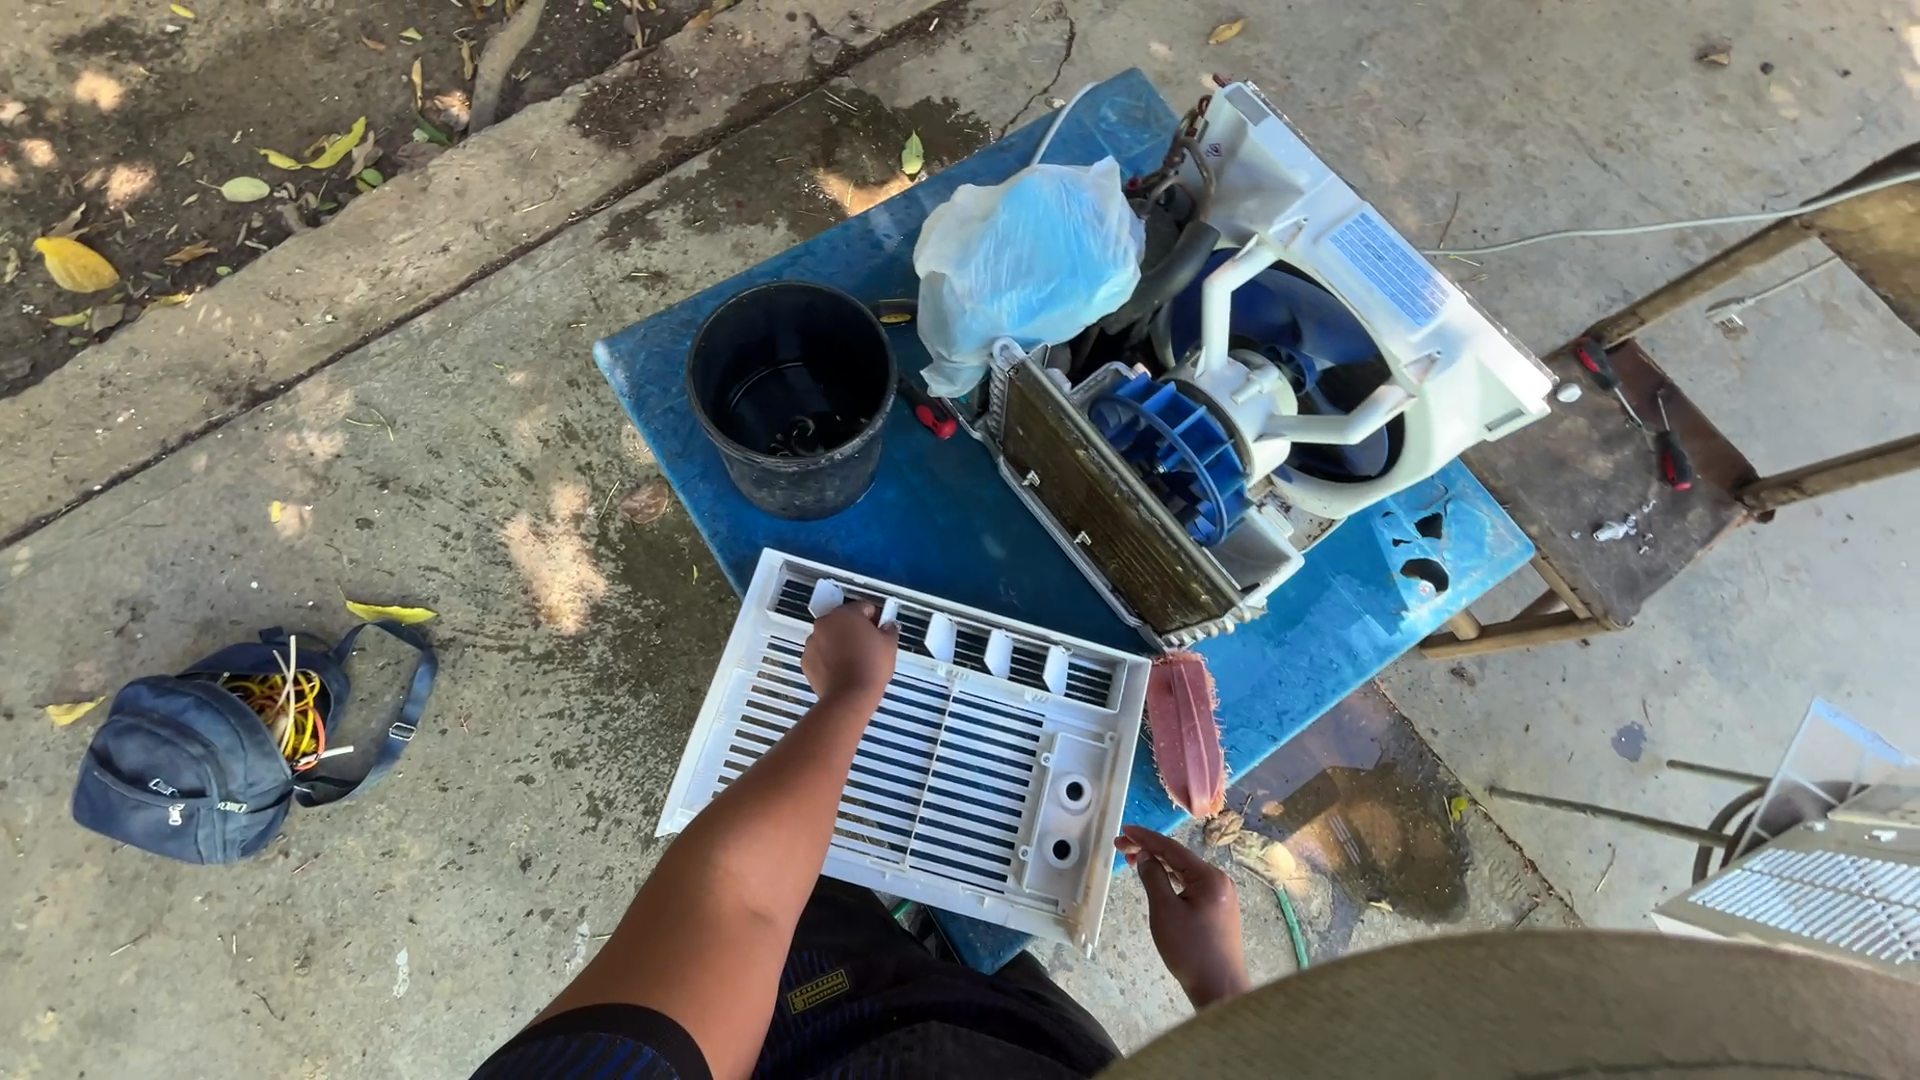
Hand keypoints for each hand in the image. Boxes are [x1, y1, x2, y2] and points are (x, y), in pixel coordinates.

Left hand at [802, 602, 898, 708]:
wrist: (850, 696)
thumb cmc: (871, 666)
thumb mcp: (890, 644)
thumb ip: (889, 628)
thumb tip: (887, 627)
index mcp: (845, 614)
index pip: (864, 607)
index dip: (876, 618)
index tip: (880, 629)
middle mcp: (825, 623)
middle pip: (844, 620)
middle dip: (856, 630)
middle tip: (869, 646)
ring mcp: (812, 642)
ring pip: (830, 637)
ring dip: (841, 643)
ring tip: (855, 660)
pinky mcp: (806, 660)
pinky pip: (821, 654)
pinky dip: (829, 658)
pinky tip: (842, 669)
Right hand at [1116, 824, 1250, 1008]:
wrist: (1220, 991)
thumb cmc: (1190, 950)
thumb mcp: (1165, 910)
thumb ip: (1153, 877)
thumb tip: (1146, 856)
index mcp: (1210, 877)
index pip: (1172, 848)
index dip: (1145, 838)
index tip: (1124, 831)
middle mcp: (1219, 881)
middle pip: (1179, 858)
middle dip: (1150, 850)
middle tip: (1121, 846)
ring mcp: (1221, 897)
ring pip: (1184, 872)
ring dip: (1159, 865)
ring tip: (1133, 860)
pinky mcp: (1218, 911)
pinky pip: (1191, 886)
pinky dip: (1171, 880)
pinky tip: (1158, 880)